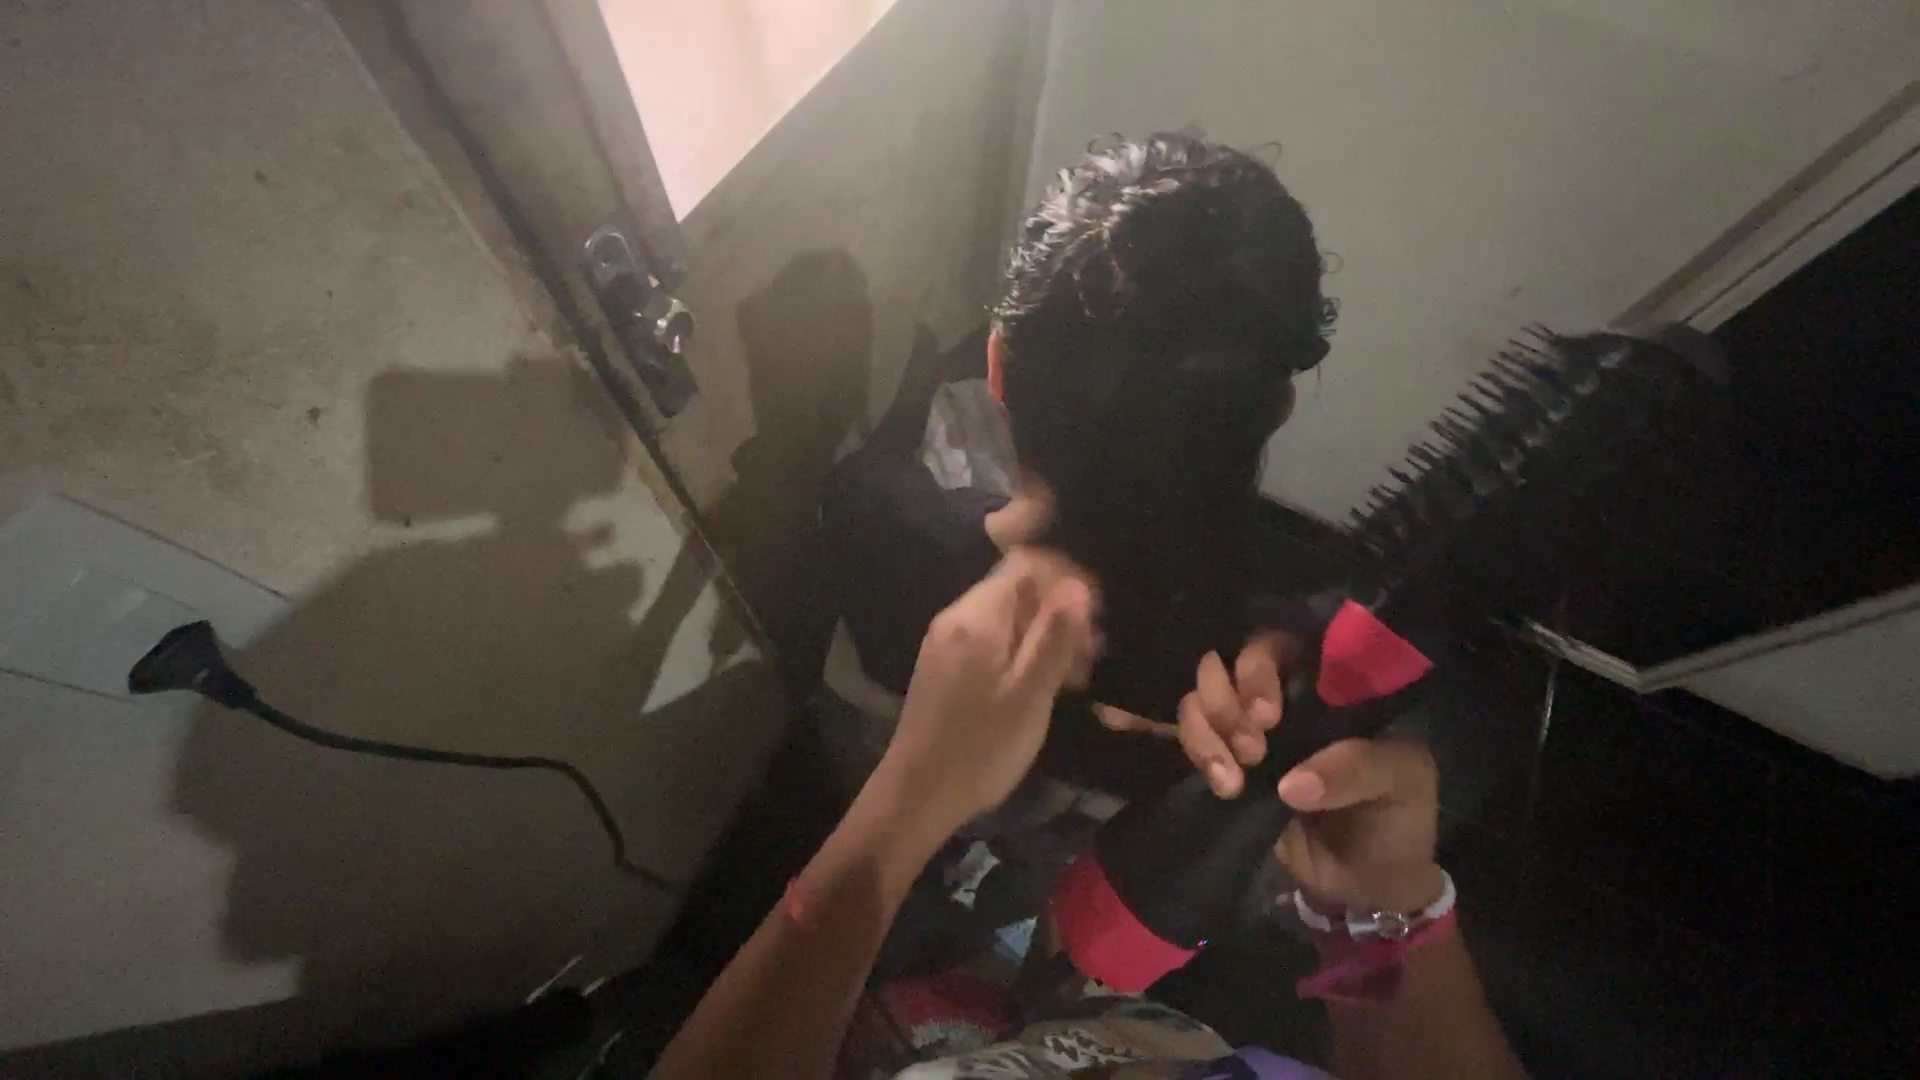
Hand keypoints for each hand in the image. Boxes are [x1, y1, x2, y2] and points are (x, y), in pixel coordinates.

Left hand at [872, 547, 1099, 834]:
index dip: (1065, 577)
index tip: (1097, 612)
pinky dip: (1022, 653)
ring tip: (1078, 674)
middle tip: (1094, 652)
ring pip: (1007, 619)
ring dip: (1044, 636)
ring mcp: (947, 643)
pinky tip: (1043, 685)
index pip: (1025, 564)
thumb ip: (1054, 636)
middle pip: (1016, 590)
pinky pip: (991, 642)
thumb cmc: (981, 747)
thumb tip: (1078, 584)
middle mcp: (956, 619)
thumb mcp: (1030, 694)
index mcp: (976, 617)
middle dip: (1059, 611)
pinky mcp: (945, 668)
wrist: (917, 795)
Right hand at [1175, 634, 1440, 912]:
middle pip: (1229, 662)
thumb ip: (1355, 770)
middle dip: (1227, 700)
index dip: (1260, 666)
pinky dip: (1199, 753)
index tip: (1267, 713)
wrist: (1365, 882)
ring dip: (1208, 729)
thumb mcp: (1400, 784)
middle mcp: (1283, 695)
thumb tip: (1289, 784)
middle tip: (1253, 748)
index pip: (1282, 644)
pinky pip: (1193, 734)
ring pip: (1201, 695)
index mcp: (1327, 685)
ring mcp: (1248, 726)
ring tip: (1234, 775)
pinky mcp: (1224, 758)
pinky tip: (1225, 787)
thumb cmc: (1395, 817)